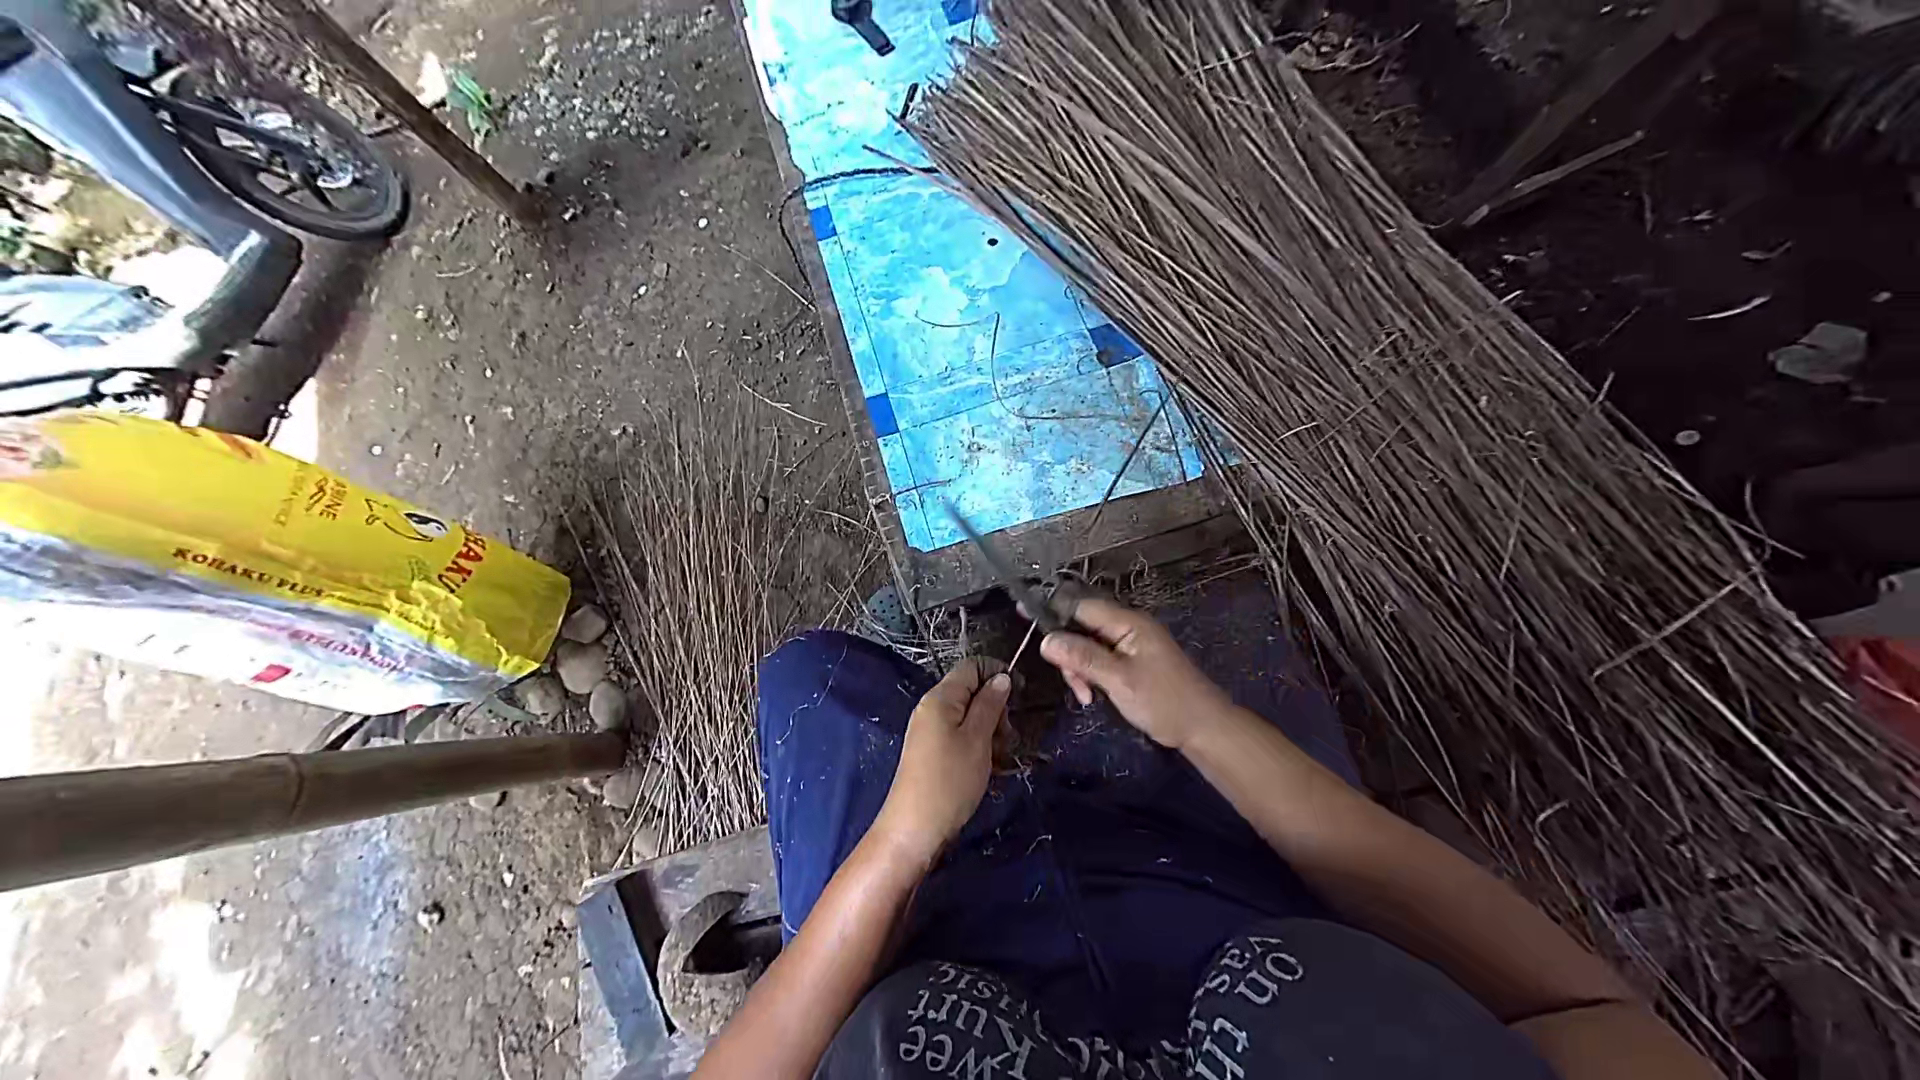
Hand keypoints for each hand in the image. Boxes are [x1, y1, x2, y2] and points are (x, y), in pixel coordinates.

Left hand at [874, 657, 1011, 864]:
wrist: (914, 829)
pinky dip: (980, 747)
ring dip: (991, 732)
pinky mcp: (933, 752)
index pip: (972, 666)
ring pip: (970, 717)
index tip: (1021, 692)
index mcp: (940, 697)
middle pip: (972, 692)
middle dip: (997, 708)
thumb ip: (990, 704)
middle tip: (1008, 736)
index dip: (997, 672)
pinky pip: (962, 737)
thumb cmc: (949, 780)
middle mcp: (932, 708)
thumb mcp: (977, 739)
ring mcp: (931, 731)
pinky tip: (990, 769)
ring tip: (1001, 758)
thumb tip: (1001, 677)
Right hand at [1040, 596, 1233, 748]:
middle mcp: (1128, 627)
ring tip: (1087, 696)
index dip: (1052, 608)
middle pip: (1082, 626)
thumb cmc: (1165, 702)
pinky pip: (1100, 659)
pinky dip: (1092, 675)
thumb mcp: (1119, 680)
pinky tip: (1094, 696)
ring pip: (1088, 646)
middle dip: (1069, 652)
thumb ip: (1082, 657)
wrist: (1203, 728)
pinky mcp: (1132, 661)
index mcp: (1128, 623)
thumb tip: (1046, 641)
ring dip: (1080, 668)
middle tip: (1074, 682)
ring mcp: (1131, 644)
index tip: (1022, 611)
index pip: (1081, 605)